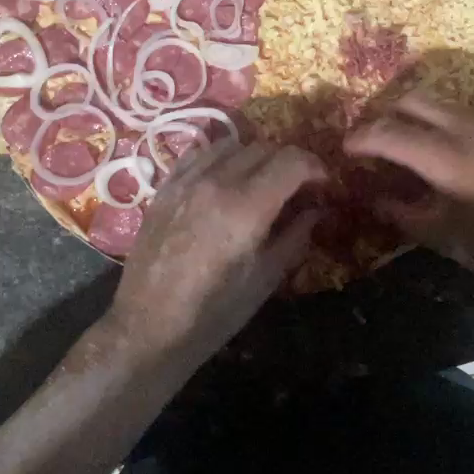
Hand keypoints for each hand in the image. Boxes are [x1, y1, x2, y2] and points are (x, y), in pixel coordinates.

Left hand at [107, 140, 326, 360]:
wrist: (148, 328)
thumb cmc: (214, 313)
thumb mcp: (265, 280)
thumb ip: (295, 237)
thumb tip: (317, 210)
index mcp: (247, 208)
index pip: (292, 161)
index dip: (316, 168)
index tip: (324, 185)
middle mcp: (217, 182)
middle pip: (264, 148)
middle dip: (289, 163)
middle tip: (298, 188)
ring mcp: (186, 180)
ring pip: (232, 144)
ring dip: (254, 156)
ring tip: (260, 182)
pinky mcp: (165, 187)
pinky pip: (199, 153)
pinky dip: (220, 158)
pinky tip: (224, 179)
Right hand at [344, 91, 473, 297]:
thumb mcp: (447, 239)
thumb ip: (404, 214)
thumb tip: (374, 199)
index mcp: (451, 158)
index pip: (391, 132)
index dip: (361, 137)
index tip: (345, 148)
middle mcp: (472, 131)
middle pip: (415, 100)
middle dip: (385, 115)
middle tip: (372, 142)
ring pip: (443, 105)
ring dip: (416, 118)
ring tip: (405, 148)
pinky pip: (468, 118)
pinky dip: (443, 127)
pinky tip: (445, 158)